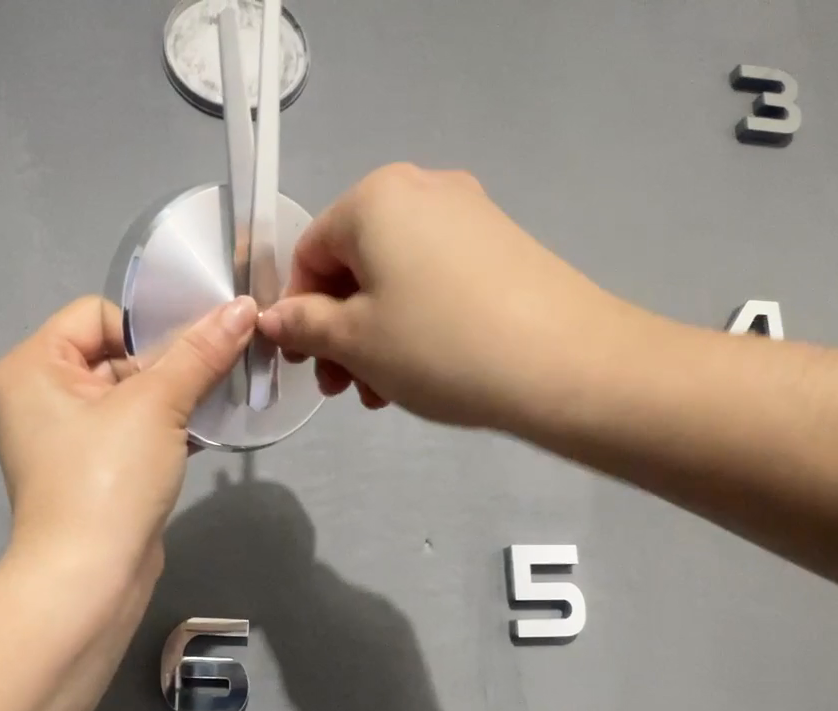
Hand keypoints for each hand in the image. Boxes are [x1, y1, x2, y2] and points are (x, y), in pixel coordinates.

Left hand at [0, 295, 257, 585]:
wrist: (90, 578)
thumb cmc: (109, 479)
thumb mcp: (157, 405)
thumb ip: (199, 353)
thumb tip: (243, 307)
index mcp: (31, 366)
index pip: (97, 314)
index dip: (146, 329)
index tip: (187, 359)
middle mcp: (35, 396)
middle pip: (113, 353)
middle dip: (165, 367)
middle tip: (205, 384)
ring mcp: (59, 439)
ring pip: (125, 396)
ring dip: (170, 399)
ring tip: (208, 408)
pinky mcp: (85, 471)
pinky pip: (126, 431)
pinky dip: (160, 430)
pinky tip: (198, 438)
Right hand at [258, 163, 661, 431]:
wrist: (564, 364)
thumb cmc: (439, 345)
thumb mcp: (355, 342)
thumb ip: (303, 326)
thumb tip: (272, 319)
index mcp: (374, 197)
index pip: (309, 253)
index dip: (296, 312)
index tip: (304, 364)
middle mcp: (423, 189)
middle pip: (354, 265)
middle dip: (339, 332)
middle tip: (343, 388)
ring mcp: (470, 215)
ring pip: (395, 280)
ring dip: (376, 338)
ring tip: (384, 393)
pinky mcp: (502, 246)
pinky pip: (436, 282)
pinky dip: (416, 325)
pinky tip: (422, 374)